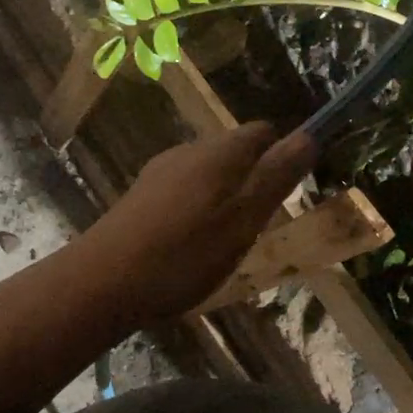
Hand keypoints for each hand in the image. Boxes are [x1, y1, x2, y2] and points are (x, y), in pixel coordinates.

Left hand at [79, 123, 316, 322]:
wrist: (102, 281)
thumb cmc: (184, 253)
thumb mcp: (244, 219)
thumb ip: (276, 176)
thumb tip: (310, 134)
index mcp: (219, 151)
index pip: (263, 132)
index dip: (282, 154)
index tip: (288, 192)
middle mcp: (188, 151)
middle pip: (234, 151)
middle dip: (253, 179)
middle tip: (260, 225)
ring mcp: (160, 172)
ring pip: (208, 173)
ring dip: (225, 197)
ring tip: (228, 241)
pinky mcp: (140, 197)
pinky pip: (184, 192)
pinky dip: (198, 211)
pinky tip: (191, 246)